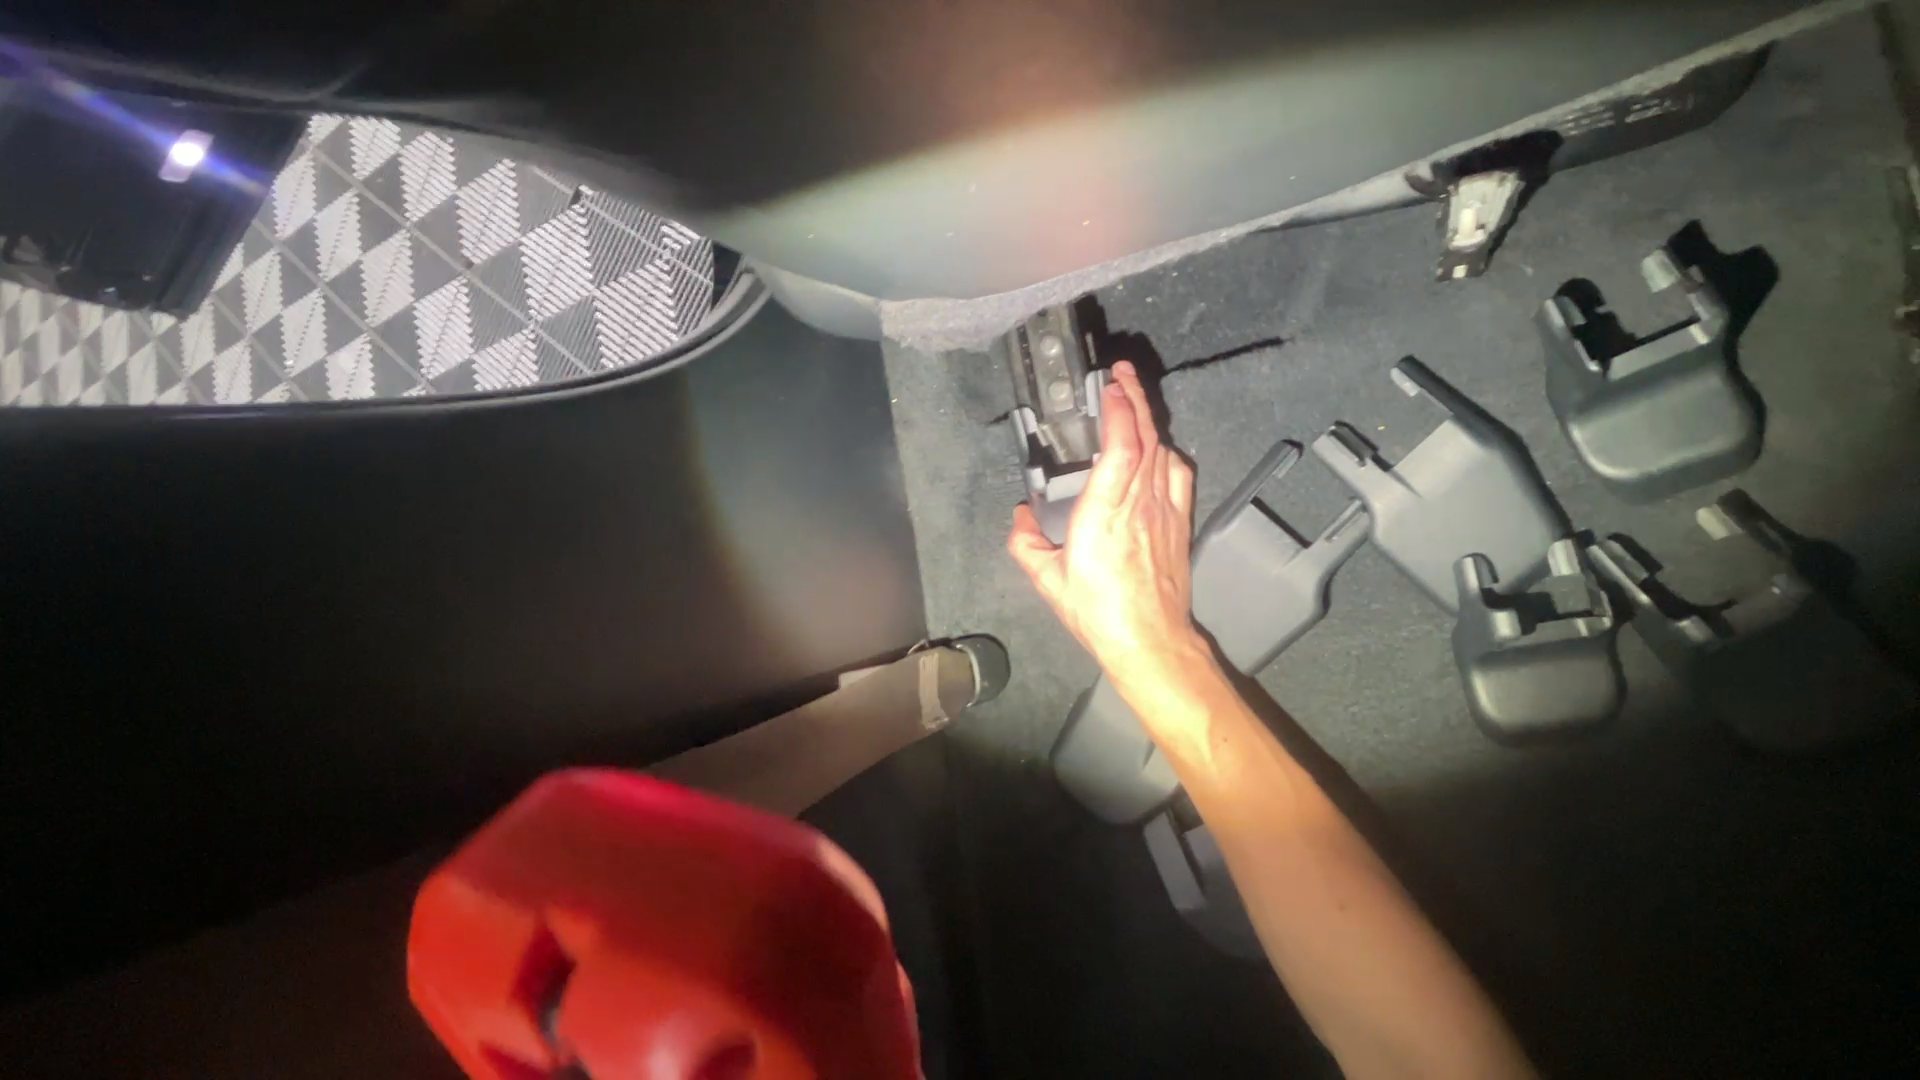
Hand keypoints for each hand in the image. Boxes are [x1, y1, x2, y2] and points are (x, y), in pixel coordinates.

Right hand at [1008, 361, 1201, 678]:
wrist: (1149, 639)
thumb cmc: (1098, 611)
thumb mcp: (1047, 580)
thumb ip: (1026, 543)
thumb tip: (1021, 518)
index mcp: (1104, 512)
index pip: (1121, 446)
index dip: (1119, 410)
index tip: (1111, 385)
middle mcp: (1139, 503)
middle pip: (1146, 437)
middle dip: (1135, 398)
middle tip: (1122, 372)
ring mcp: (1164, 511)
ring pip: (1162, 450)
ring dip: (1150, 419)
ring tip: (1135, 398)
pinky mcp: (1179, 523)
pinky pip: (1179, 475)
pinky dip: (1167, 451)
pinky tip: (1158, 446)